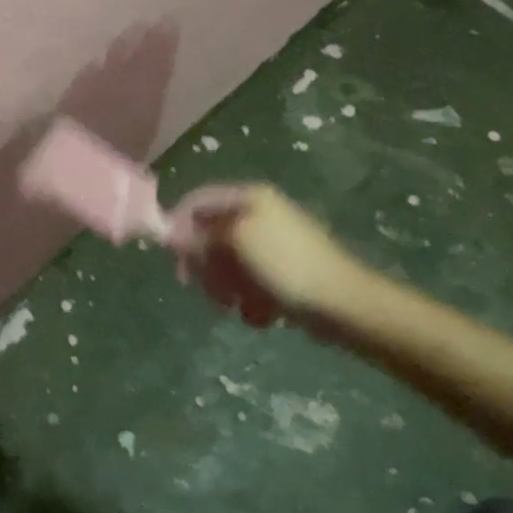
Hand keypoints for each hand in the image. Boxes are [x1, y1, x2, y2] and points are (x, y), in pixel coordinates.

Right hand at [167, 183, 363, 325]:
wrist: (343, 303)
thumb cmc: (285, 266)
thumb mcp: (235, 243)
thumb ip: (199, 236)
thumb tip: (168, 233)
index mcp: (249, 198)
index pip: (197, 202)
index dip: (178, 225)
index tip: (172, 258)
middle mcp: (259, 214)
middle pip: (210, 235)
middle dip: (205, 265)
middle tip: (204, 290)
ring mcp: (272, 244)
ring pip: (228, 263)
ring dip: (226, 287)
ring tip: (235, 307)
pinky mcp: (283, 272)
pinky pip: (251, 282)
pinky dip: (249, 299)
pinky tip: (259, 314)